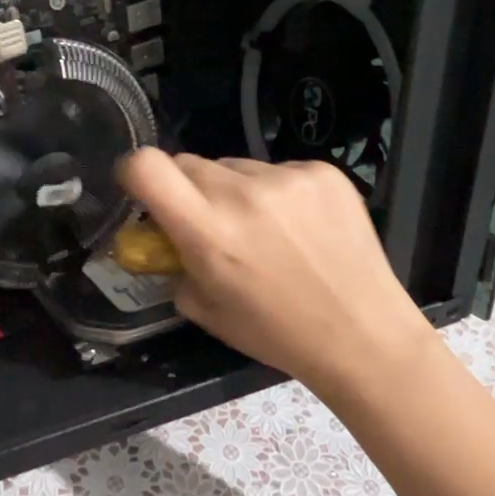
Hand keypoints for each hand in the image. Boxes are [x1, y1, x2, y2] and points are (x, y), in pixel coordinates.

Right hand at [117, 150, 431, 395]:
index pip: (147, 166)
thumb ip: (172, 265)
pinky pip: (278, 170)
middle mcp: (243, 193)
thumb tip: (163, 238)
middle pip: (188, 162)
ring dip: (233, 191)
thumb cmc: (275, 333)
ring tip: (263, 232)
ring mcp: (288, 178)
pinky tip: (298, 228)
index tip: (138, 188)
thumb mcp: (204, 310)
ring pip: (235, 167)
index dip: (133, 171)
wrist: (361, 333)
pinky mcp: (324, 172)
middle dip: (186, 190)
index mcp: (208, 231)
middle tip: (206, 224)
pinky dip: (276, 193)